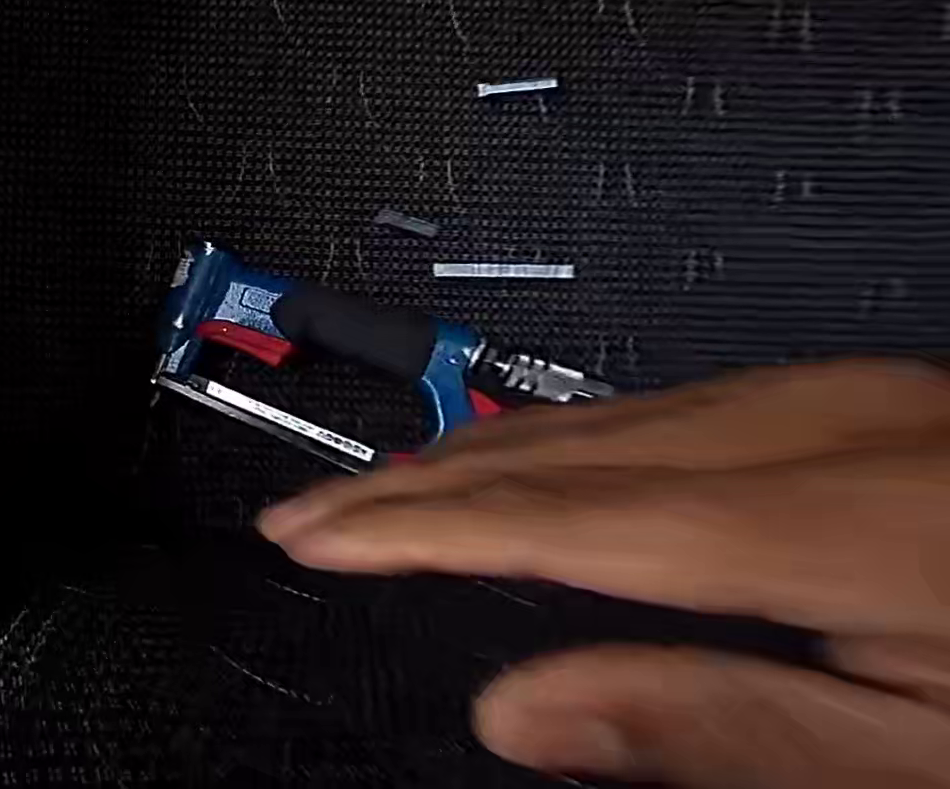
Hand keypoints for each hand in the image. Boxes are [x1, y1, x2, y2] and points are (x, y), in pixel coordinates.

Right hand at [258, 360, 949, 788]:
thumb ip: (721, 734)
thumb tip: (512, 715)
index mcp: (832, 516)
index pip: (539, 519)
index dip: (405, 531)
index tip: (306, 538)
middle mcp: (788, 423)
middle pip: (526, 454)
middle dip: (392, 491)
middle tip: (298, 515)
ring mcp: (799, 396)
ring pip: (553, 425)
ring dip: (438, 467)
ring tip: (358, 500)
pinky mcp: (806, 396)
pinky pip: (605, 418)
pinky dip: (512, 450)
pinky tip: (475, 470)